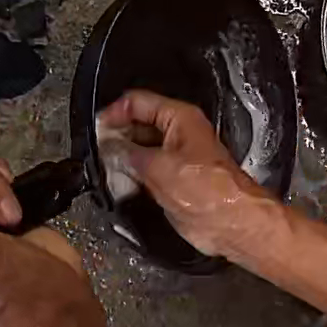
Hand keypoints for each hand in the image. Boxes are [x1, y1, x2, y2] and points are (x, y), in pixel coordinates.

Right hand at [95, 90, 284, 258]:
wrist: (230, 224)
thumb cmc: (205, 190)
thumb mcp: (157, 167)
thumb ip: (127, 154)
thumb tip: (108, 148)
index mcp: (178, 118)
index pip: (137, 102)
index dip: (114, 113)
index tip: (96, 130)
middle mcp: (177, 133)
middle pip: (137, 125)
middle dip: (116, 137)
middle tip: (97, 152)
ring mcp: (175, 157)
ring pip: (139, 149)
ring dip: (122, 159)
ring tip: (105, 170)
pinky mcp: (173, 180)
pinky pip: (145, 171)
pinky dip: (131, 176)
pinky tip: (118, 185)